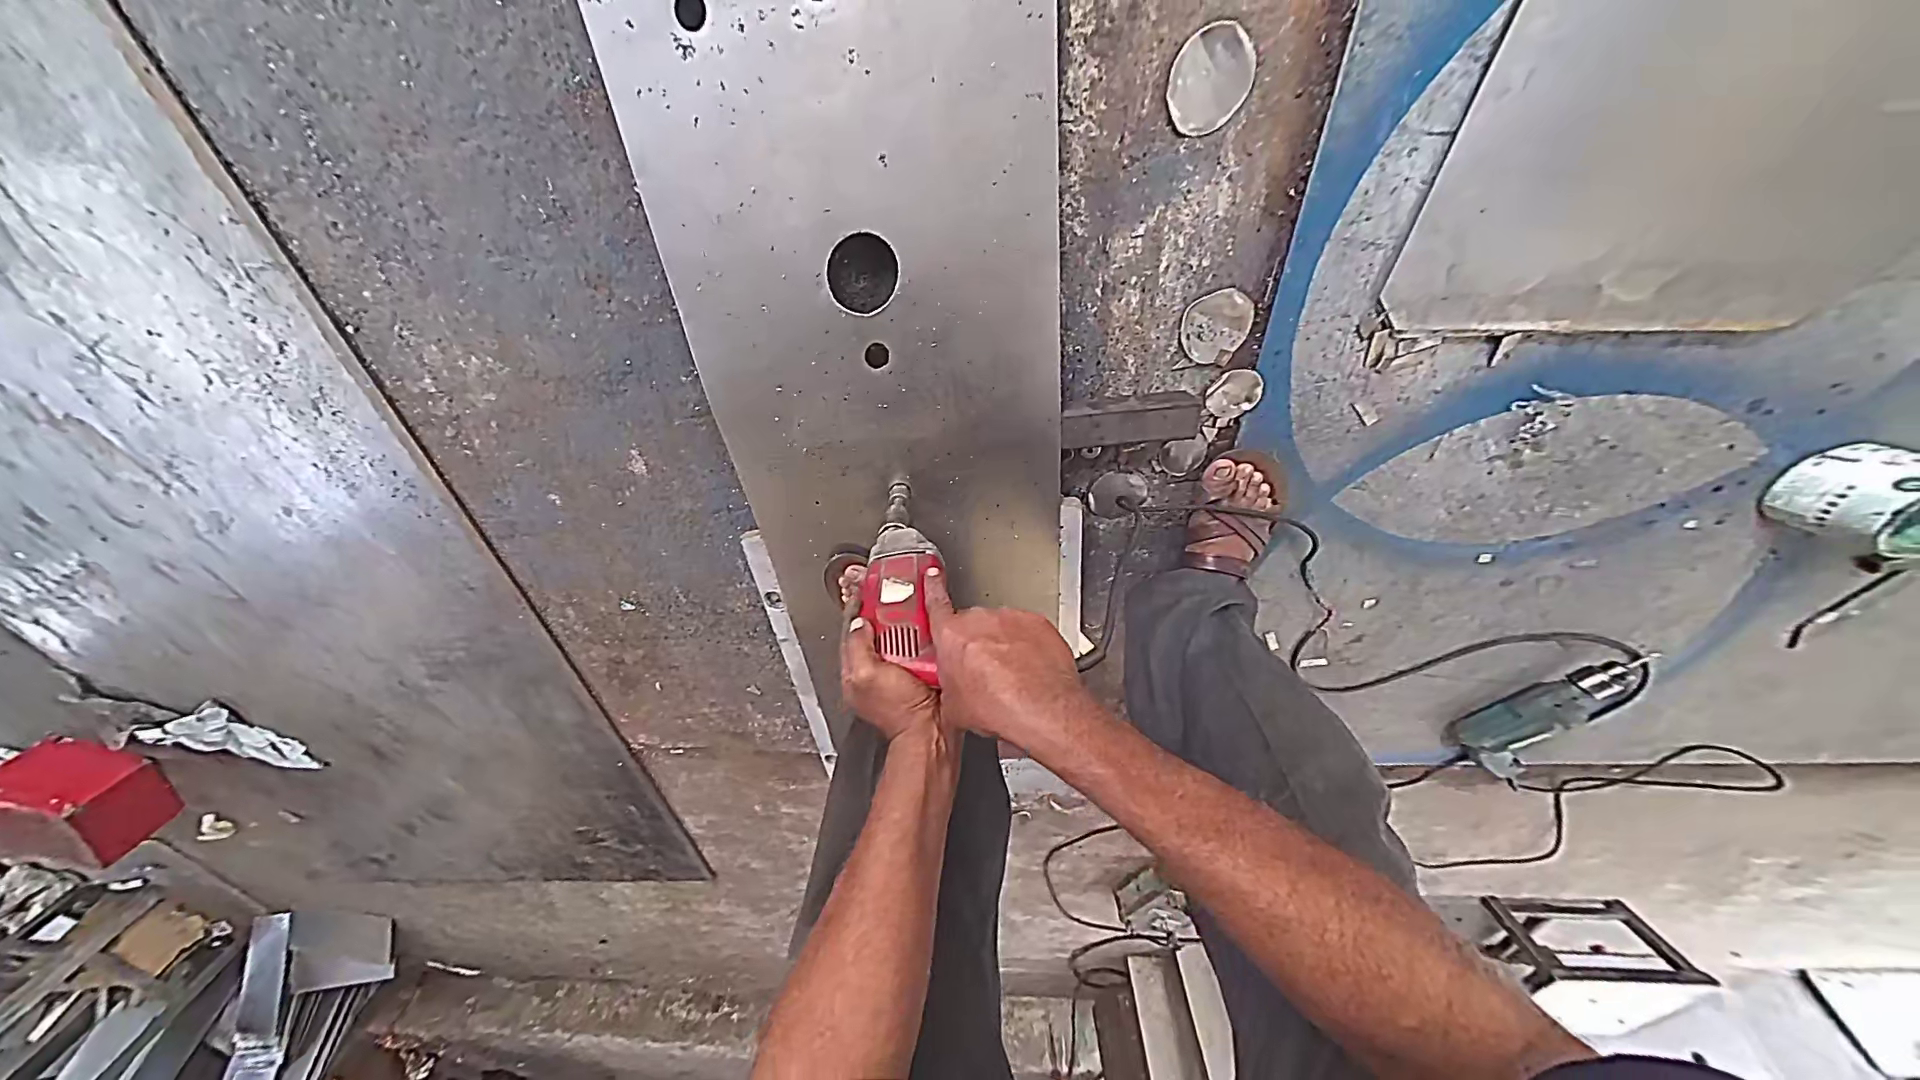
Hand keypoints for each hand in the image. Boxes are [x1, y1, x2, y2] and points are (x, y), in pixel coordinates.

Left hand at [841, 605, 942, 742]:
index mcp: (854, 672)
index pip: (849, 631)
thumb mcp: (867, 676)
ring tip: (909, 603)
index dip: (856, 609)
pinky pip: (918, 645)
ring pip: (896, 637)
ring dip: (903, 621)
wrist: (931, 731)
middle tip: (889, 593)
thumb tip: (858, 623)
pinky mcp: (919, 673)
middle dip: (880, 612)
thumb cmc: (901, 712)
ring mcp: (896, 673)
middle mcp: (874, 672)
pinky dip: (921, 634)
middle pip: (872, 631)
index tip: (865, 590)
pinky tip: (928, 624)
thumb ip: (858, 648)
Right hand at [922, 570, 1094, 752]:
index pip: (935, 602)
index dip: (932, 588)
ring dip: (1002, 645)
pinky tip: (1029, 669)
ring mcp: (1011, 618)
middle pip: (972, 625)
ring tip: (1009, 676)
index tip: (932, 576)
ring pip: (1001, 628)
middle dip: (974, 643)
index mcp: (951, 635)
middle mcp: (980, 619)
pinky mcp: (1038, 623)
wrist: (1042, 710)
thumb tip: (952, 694)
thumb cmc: (999, 708)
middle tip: (980, 670)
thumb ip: (947, 688)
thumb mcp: (954, 708)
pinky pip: (1027, 631)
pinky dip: (1027, 646)